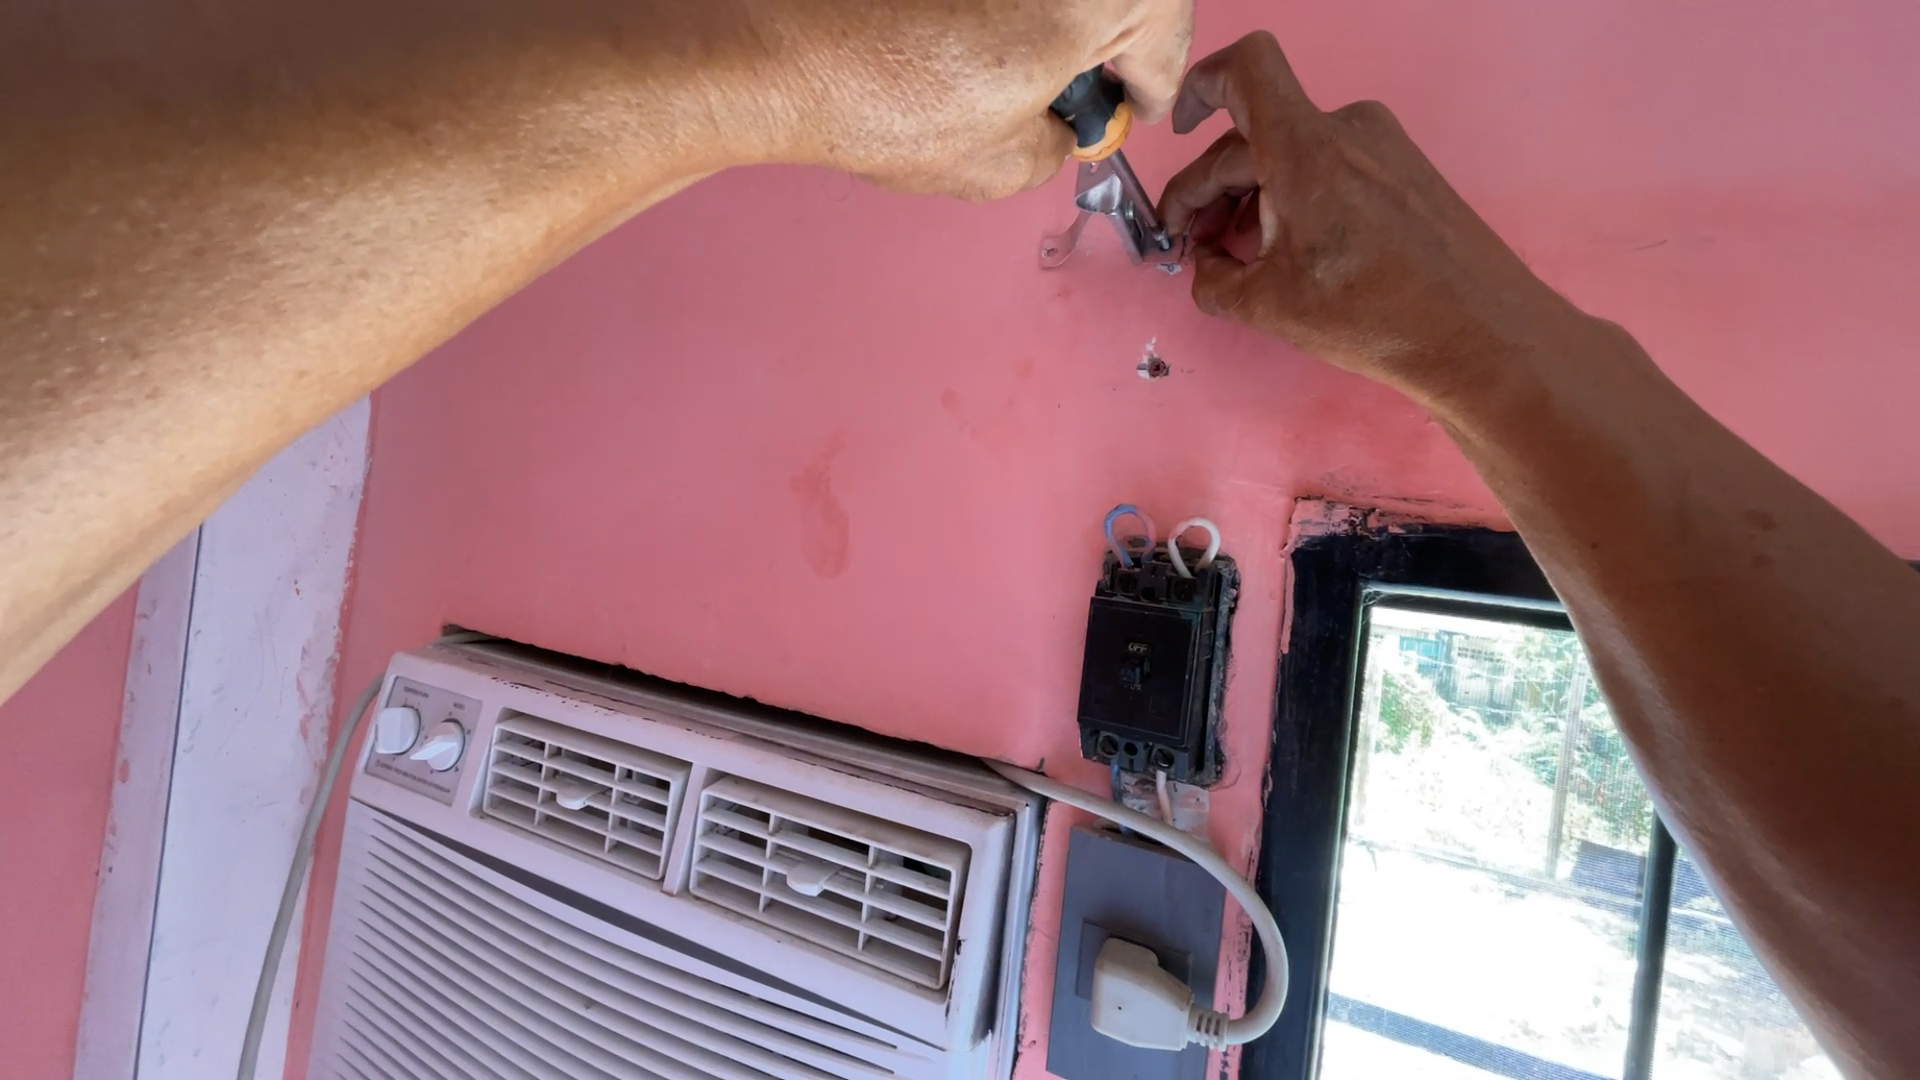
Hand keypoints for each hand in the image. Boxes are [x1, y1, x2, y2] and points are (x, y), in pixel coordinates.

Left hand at [757, 0, 1191, 199]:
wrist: (787, 52)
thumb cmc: (887, 100)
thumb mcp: (1001, 165)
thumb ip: (1054, 149)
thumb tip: (1056, 132)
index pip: (1167, 31)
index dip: (1151, 83)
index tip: (1135, 107)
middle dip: (1111, 43)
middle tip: (1082, 93)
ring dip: (1060, 23)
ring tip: (1023, 69)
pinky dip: (1010, 10)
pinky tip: (977, 35)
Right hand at [1158, 32, 1582, 399]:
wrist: (1474, 331)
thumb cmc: (1366, 316)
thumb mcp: (1262, 306)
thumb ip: (1209, 279)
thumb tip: (1203, 262)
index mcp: (1304, 152)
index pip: (1244, 72)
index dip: (1199, 88)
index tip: (1180, 132)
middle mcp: (1343, 129)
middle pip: (1251, 135)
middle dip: (1208, 187)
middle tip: (1191, 244)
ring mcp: (1377, 144)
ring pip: (1285, 152)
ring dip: (1245, 194)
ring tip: (1233, 253)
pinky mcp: (1397, 167)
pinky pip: (1321, 165)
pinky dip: (1285, 196)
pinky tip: (1281, 247)